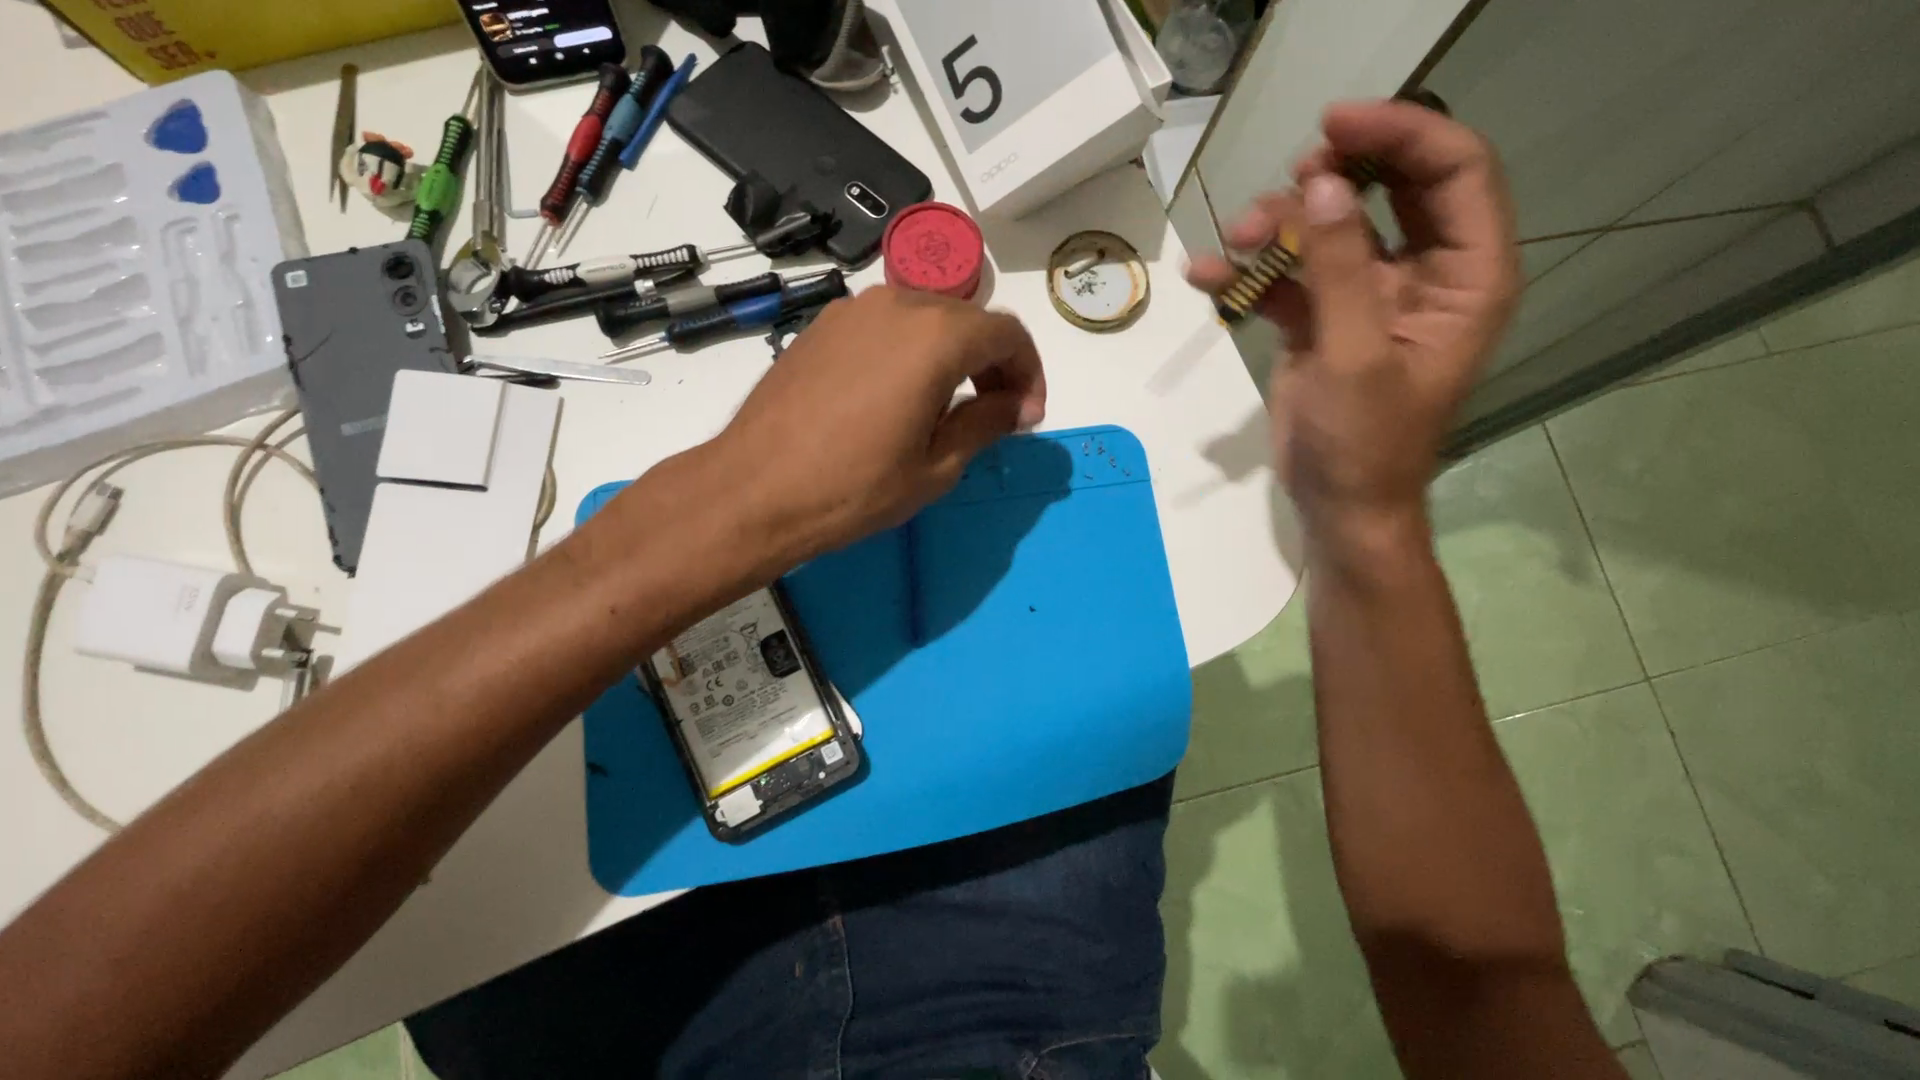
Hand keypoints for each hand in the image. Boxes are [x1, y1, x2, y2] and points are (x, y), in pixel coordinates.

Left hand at [710, 286, 1045, 563]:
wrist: (754, 489)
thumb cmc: (853, 487)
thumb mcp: (935, 466)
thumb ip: (986, 423)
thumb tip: (1018, 405)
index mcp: (935, 335)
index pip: (1006, 334)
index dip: (1029, 373)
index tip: (1026, 416)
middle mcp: (897, 305)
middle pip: (967, 319)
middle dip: (993, 363)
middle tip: (996, 414)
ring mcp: (852, 311)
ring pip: (925, 318)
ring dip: (951, 355)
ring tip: (947, 409)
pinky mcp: (821, 327)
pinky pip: (885, 328)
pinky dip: (910, 352)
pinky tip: (899, 398)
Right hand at [1188, 100, 1518, 545]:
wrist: (1337, 508)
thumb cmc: (1365, 444)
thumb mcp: (1353, 354)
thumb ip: (1339, 266)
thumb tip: (1320, 183)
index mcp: (1466, 277)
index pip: (1454, 172)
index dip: (1400, 134)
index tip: (1333, 125)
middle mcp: (1425, 273)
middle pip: (1391, 186)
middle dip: (1336, 173)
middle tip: (1288, 172)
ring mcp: (1369, 294)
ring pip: (1331, 226)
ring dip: (1279, 224)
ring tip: (1235, 239)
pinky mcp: (1323, 319)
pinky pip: (1287, 276)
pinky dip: (1248, 273)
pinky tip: (1206, 276)